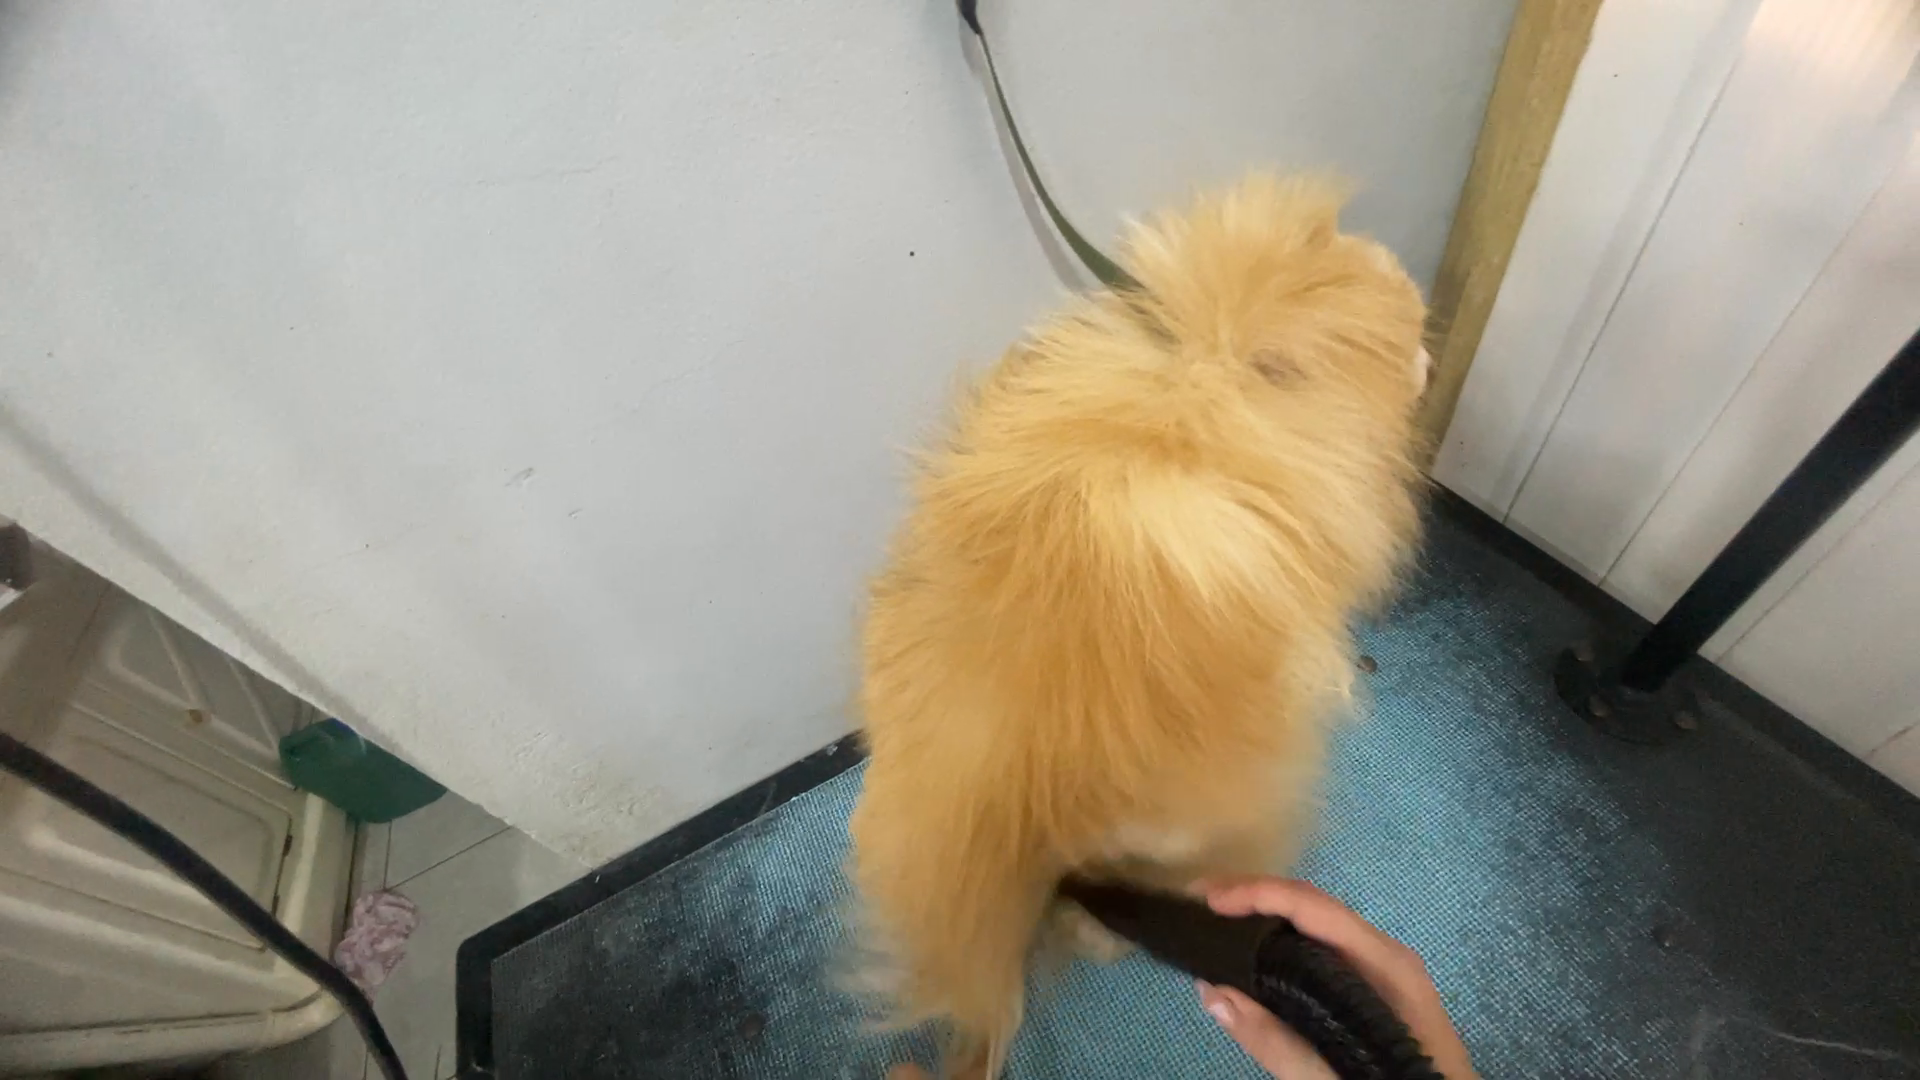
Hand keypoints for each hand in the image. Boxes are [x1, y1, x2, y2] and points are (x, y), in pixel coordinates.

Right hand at [1193, 878, 1475, 1079]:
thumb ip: (1280, 1047)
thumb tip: (1210, 993)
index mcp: (1387, 965)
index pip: (1313, 906)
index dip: (1257, 894)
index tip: (1207, 900)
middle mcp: (1382, 951)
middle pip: (1308, 902)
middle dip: (1250, 894)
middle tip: (1198, 901)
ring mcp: (1376, 966)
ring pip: (1308, 918)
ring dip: (1258, 910)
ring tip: (1212, 915)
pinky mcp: (1364, 984)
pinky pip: (1313, 942)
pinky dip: (1273, 933)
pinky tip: (1246, 945)